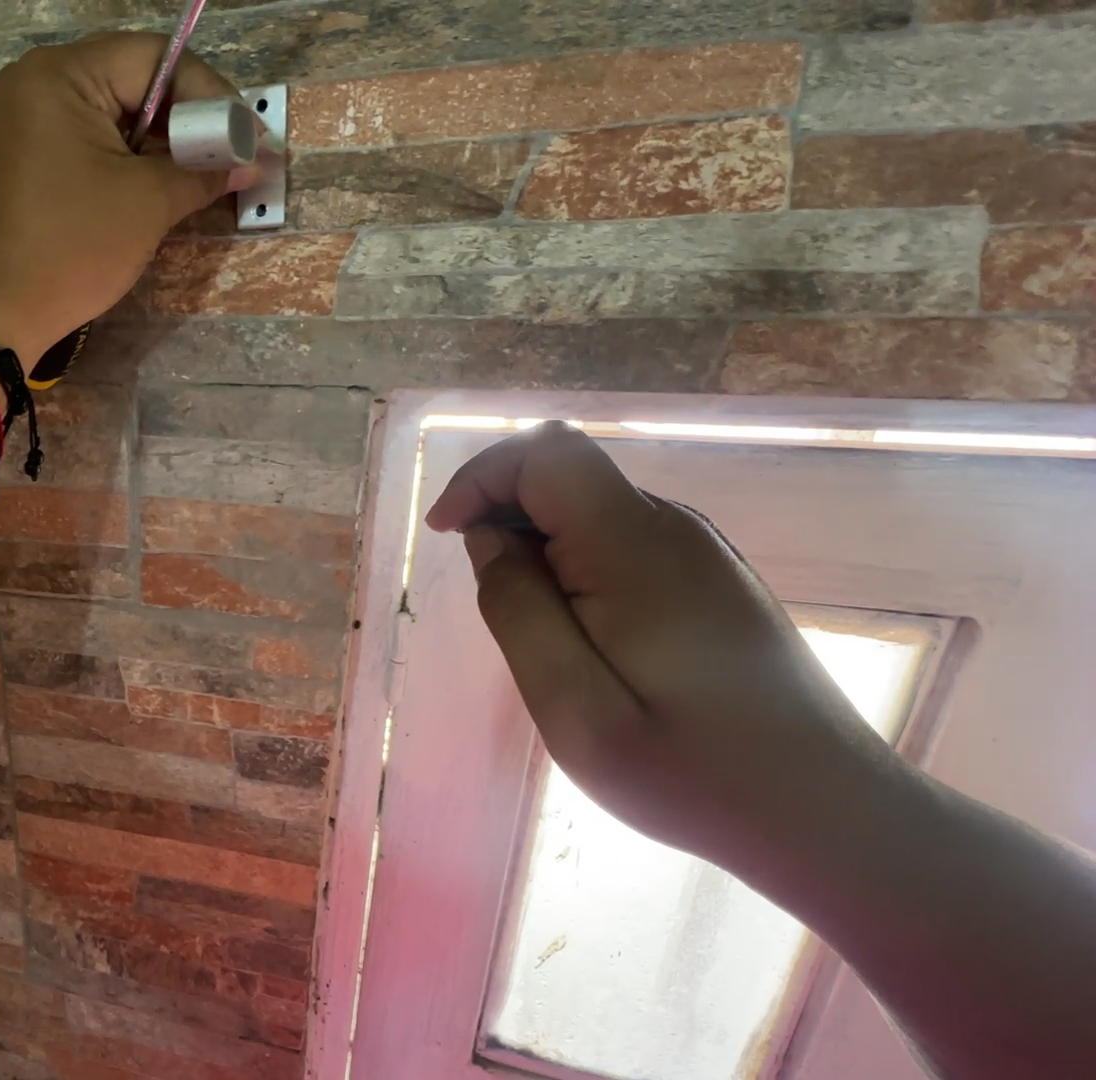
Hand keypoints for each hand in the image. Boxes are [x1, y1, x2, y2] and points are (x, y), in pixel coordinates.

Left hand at [0, 33, 259, 360]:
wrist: (3, 312)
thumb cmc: (75, 248)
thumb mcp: (148, 204)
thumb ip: (203, 172)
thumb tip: (252, 161)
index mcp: (60, 76)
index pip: (155, 60)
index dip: (210, 93)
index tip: (246, 134)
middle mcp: (39, 84)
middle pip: (135, 82)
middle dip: (188, 121)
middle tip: (233, 154)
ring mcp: (30, 122)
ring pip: (116, 115)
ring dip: (164, 144)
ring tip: (207, 174)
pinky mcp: (33, 159)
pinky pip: (94, 142)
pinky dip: (132, 160)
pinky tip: (167, 184)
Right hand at [426, 423, 908, 876]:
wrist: (831, 817)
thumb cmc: (693, 773)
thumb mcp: (573, 706)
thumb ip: (517, 610)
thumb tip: (488, 539)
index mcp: (634, 548)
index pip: (546, 453)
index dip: (481, 477)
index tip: (446, 535)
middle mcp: (669, 529)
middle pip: (562, 473)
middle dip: (500, 515)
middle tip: (492, 603)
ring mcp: (693, 551)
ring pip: (584, 507)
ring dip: (534, 546)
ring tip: (537, 634)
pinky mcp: (703, 577)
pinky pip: (612, 538)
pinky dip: (567, 563)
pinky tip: (578, 635)